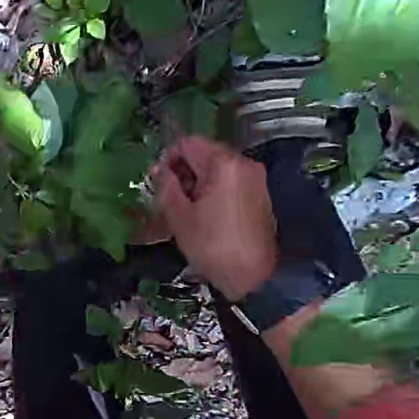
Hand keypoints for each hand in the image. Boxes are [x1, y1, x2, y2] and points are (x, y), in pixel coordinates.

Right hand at [153, 136, 277, 301]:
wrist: (253, 275)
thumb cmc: (211, 245)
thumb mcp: (178, 215)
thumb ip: (166, 185)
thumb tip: (159, 169)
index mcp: (223, 164)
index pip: (188, 143)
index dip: (168, 158)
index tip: (159, 182)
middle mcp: (243, 163)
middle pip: (204, 153)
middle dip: (183, 171)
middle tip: (170, 198)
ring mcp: (255, 178)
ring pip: (216, 168)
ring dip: (197, 182)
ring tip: (186, 209)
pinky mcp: (259, 193)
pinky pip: (229, 180)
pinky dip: (213, 190)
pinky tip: (204, 214)